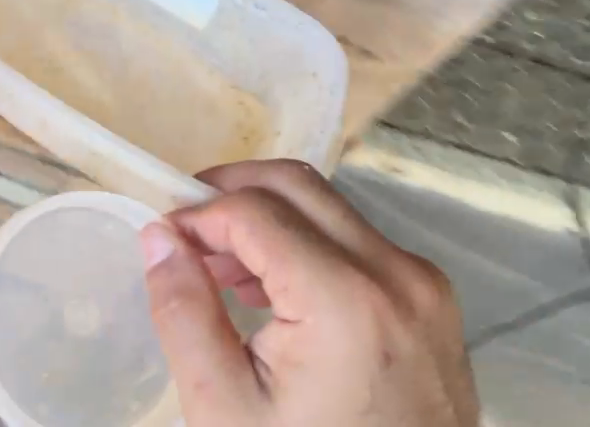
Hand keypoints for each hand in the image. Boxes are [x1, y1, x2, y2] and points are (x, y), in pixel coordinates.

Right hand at [138, 159, 478, 426]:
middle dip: (230, 192)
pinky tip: (270, 287)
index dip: (197, 215)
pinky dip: (302, 240)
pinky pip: (354, 239)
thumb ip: (183, 312)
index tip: (163, 240)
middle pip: (294, 184)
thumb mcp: (224, 409)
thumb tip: (158, 236)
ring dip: (265, 215)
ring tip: (220, 265)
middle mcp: (396, 274)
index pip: (252, 211)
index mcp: (346, 300)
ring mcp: (423, 286)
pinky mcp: (431, 303)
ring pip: (325, 206)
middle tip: (186, 230)